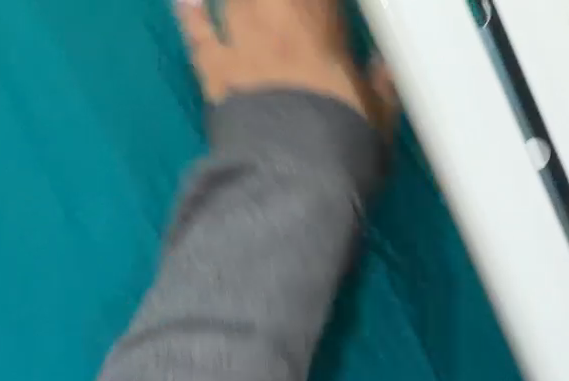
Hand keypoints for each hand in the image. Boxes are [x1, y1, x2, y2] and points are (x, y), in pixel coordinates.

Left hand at [175, 0, 396, 131]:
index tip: (322, 11)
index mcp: (325, 26)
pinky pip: (197, 33)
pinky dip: (190, 15)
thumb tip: (382, 67)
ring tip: (246, 6)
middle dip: (283, 0)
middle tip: (284, 6)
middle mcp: (281, 18)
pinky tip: (186, 2)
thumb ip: (381, 88)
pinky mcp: (216, 70)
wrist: (297, 175)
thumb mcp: (378, 120)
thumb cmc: (344, 145)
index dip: (320, 4)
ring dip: (241, 2)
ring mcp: (244, 41)